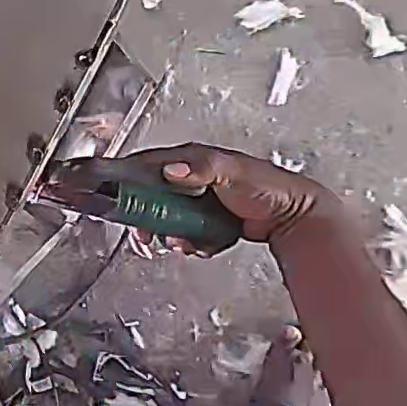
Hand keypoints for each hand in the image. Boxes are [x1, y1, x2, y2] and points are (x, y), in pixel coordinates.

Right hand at [117, 143, 341, 252]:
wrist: (294, 216)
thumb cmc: (266, 186)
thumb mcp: (230, 171)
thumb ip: (201, 167)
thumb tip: (171, 170)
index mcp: (190, 160)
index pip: (146, 164)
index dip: (126, 177)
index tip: (112, 193)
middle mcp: (189, 178)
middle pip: (152, 197)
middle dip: (147, 217)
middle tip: (146, 233)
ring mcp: (197, 200)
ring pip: (168, 218)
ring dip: (170, 234)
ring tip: (182, 242)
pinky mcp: (205, 220)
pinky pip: (186, 232)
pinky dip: (190, 242)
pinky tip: (199, 245)